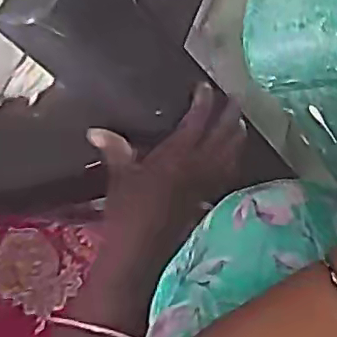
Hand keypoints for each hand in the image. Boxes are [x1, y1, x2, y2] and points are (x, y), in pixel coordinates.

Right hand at [84, 84, 247, 273]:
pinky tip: (233, 159)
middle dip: (230, 114)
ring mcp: (208, 182)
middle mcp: (199, 165)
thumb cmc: (127, 210)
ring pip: (231, 153)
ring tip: (240, 124)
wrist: (142, 249)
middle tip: (236, 98)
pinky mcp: (210, 198)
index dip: (203, 102)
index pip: (196, 120)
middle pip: (223, 133)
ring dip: (237, 136)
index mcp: (178, 153)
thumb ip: (116, 151)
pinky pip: (228, 173)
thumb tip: (97, 132)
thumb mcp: (120, 177)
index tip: (205, 87)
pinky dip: (234, 161)